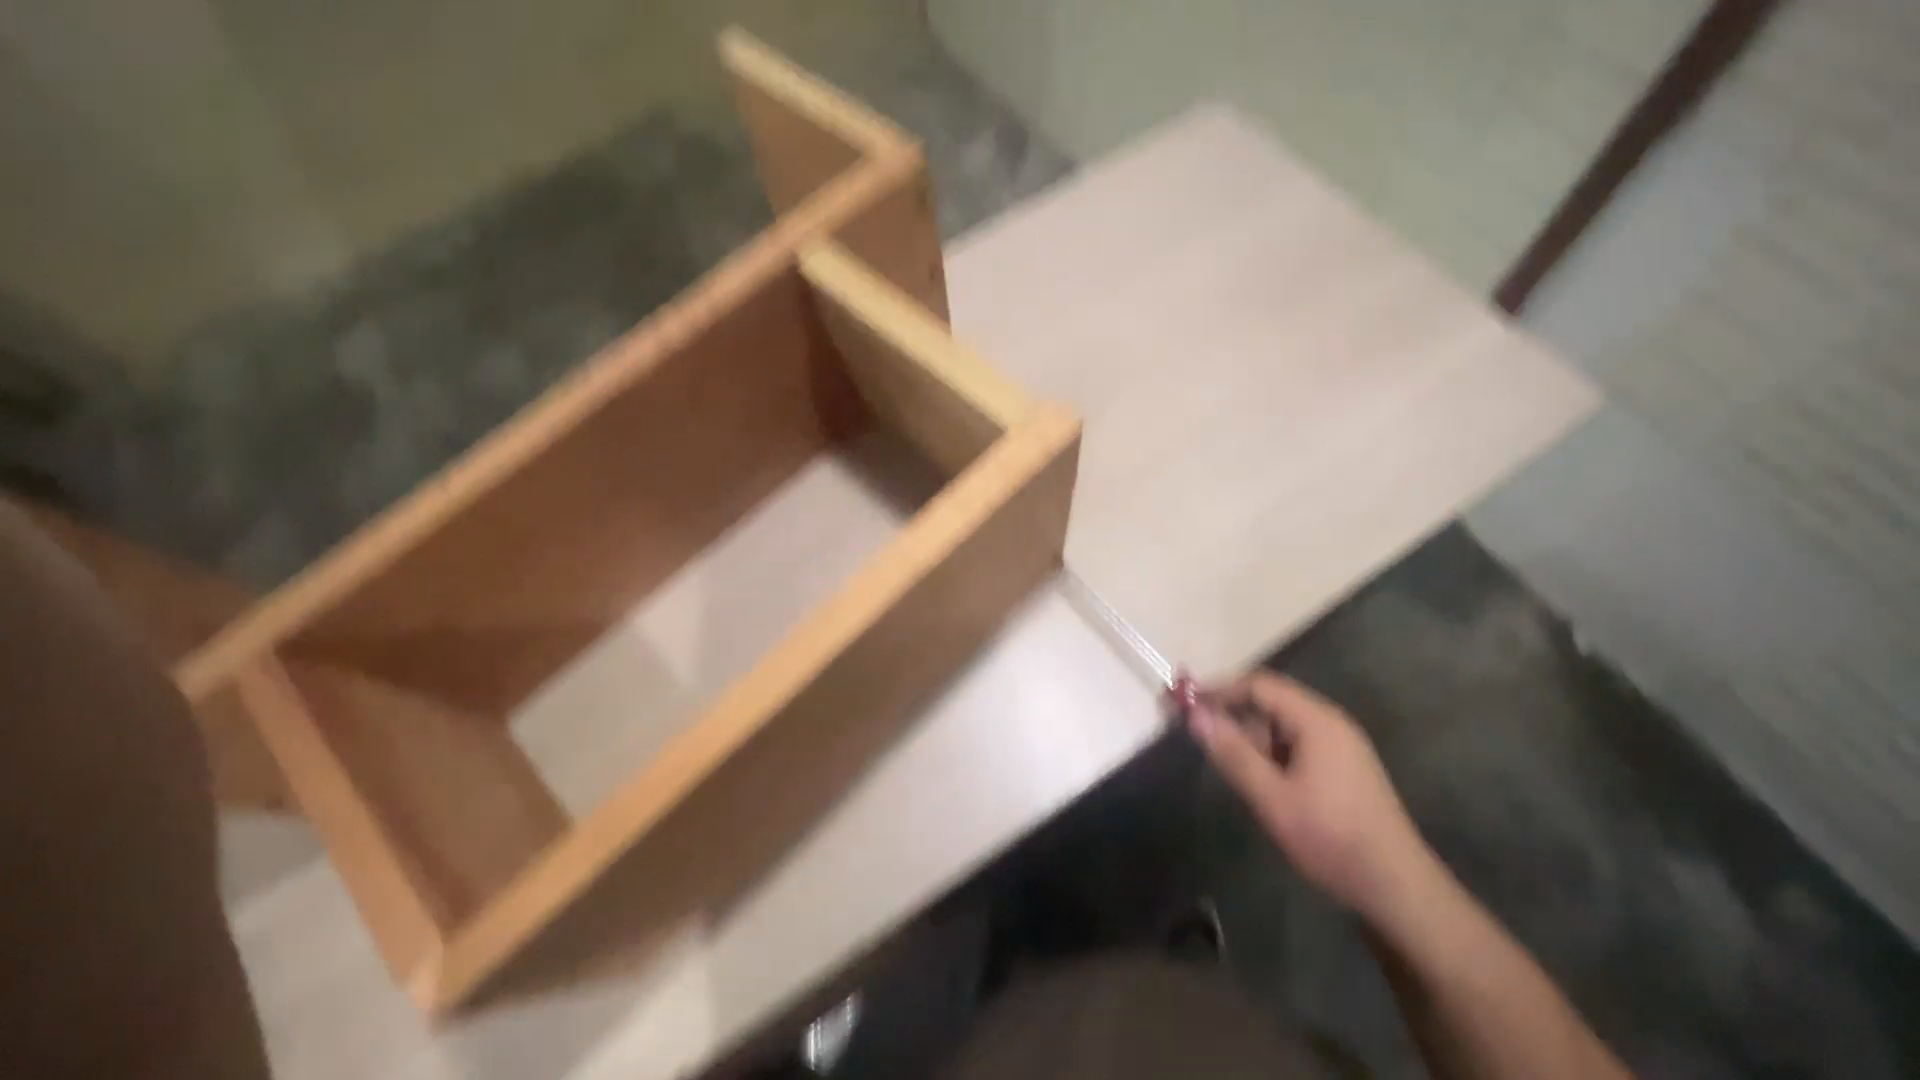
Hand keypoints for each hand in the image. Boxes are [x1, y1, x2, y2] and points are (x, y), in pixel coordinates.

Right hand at [1187, 672, 1437, 920]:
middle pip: (1271, 702)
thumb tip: (1195, 715)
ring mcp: (1340, 747)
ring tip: (1223, 764)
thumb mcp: (1272, 798)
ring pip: (1281, 727)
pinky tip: (1256, 780)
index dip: (1218, 689)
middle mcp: (1330, 724)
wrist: (1395, 886)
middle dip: (1231, 714)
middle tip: (1195, 734)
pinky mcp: (1342, 770)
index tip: (1182, 702)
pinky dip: (1268, 754)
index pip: (1259, 685)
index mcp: (1316, 721)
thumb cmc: (1331, 838)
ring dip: (1249, 737)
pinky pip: (1295, 746)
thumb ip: (1232, 754)